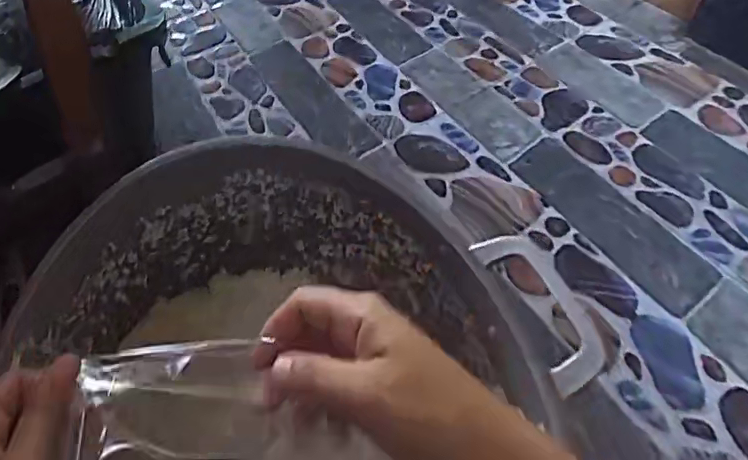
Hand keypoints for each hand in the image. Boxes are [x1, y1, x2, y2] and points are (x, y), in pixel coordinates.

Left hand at [0, 356, 76, 459]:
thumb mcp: (30, 455)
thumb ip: (47, 407)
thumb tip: (69, 356)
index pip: (18, 378)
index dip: (51, 387)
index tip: (78, 407)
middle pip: (15, 407)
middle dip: (50, 413)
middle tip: (81, 426)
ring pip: (12, 435)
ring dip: (43, 436)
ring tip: (70, 444)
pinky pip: (5, 455)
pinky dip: (30, 453)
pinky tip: (48, 455)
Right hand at [255, 287, 572, 459]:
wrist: (491, 451)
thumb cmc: (427, 414)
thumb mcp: (366, 396)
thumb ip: (316, 376)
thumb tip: (272, 367)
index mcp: (362, 314)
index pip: (305, 302)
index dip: (277, 328)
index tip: (256, 368)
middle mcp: (366, 325)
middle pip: (313, 330)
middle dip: (287, 361)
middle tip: (268, 405)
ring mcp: (378, 355)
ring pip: (326, 360)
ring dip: (303, 385)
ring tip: (290, 422)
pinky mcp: (387, 384)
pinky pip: (344, 383)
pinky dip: (326, 401)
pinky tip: (321, 428)